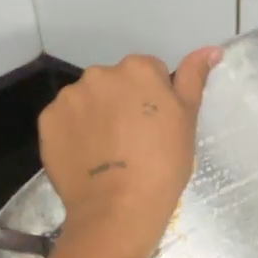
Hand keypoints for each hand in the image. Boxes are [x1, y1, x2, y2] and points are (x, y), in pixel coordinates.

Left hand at [38, 47, 221, 256]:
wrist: (118, 209)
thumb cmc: (162, 166)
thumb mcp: (187, 121)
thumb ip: (193, 78)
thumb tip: (211, 49)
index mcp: (138, 69)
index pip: (148, 73)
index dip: (154, 101)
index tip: (155, 128)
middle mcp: (99, 74)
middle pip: (114, 83)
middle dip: (121, 104)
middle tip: (133, 143)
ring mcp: (70, 97)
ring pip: (87, 100)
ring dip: (96, 117)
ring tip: (108, 154)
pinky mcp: (47, 121)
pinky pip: (64, 121)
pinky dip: (73, 134)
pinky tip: (87, 158)